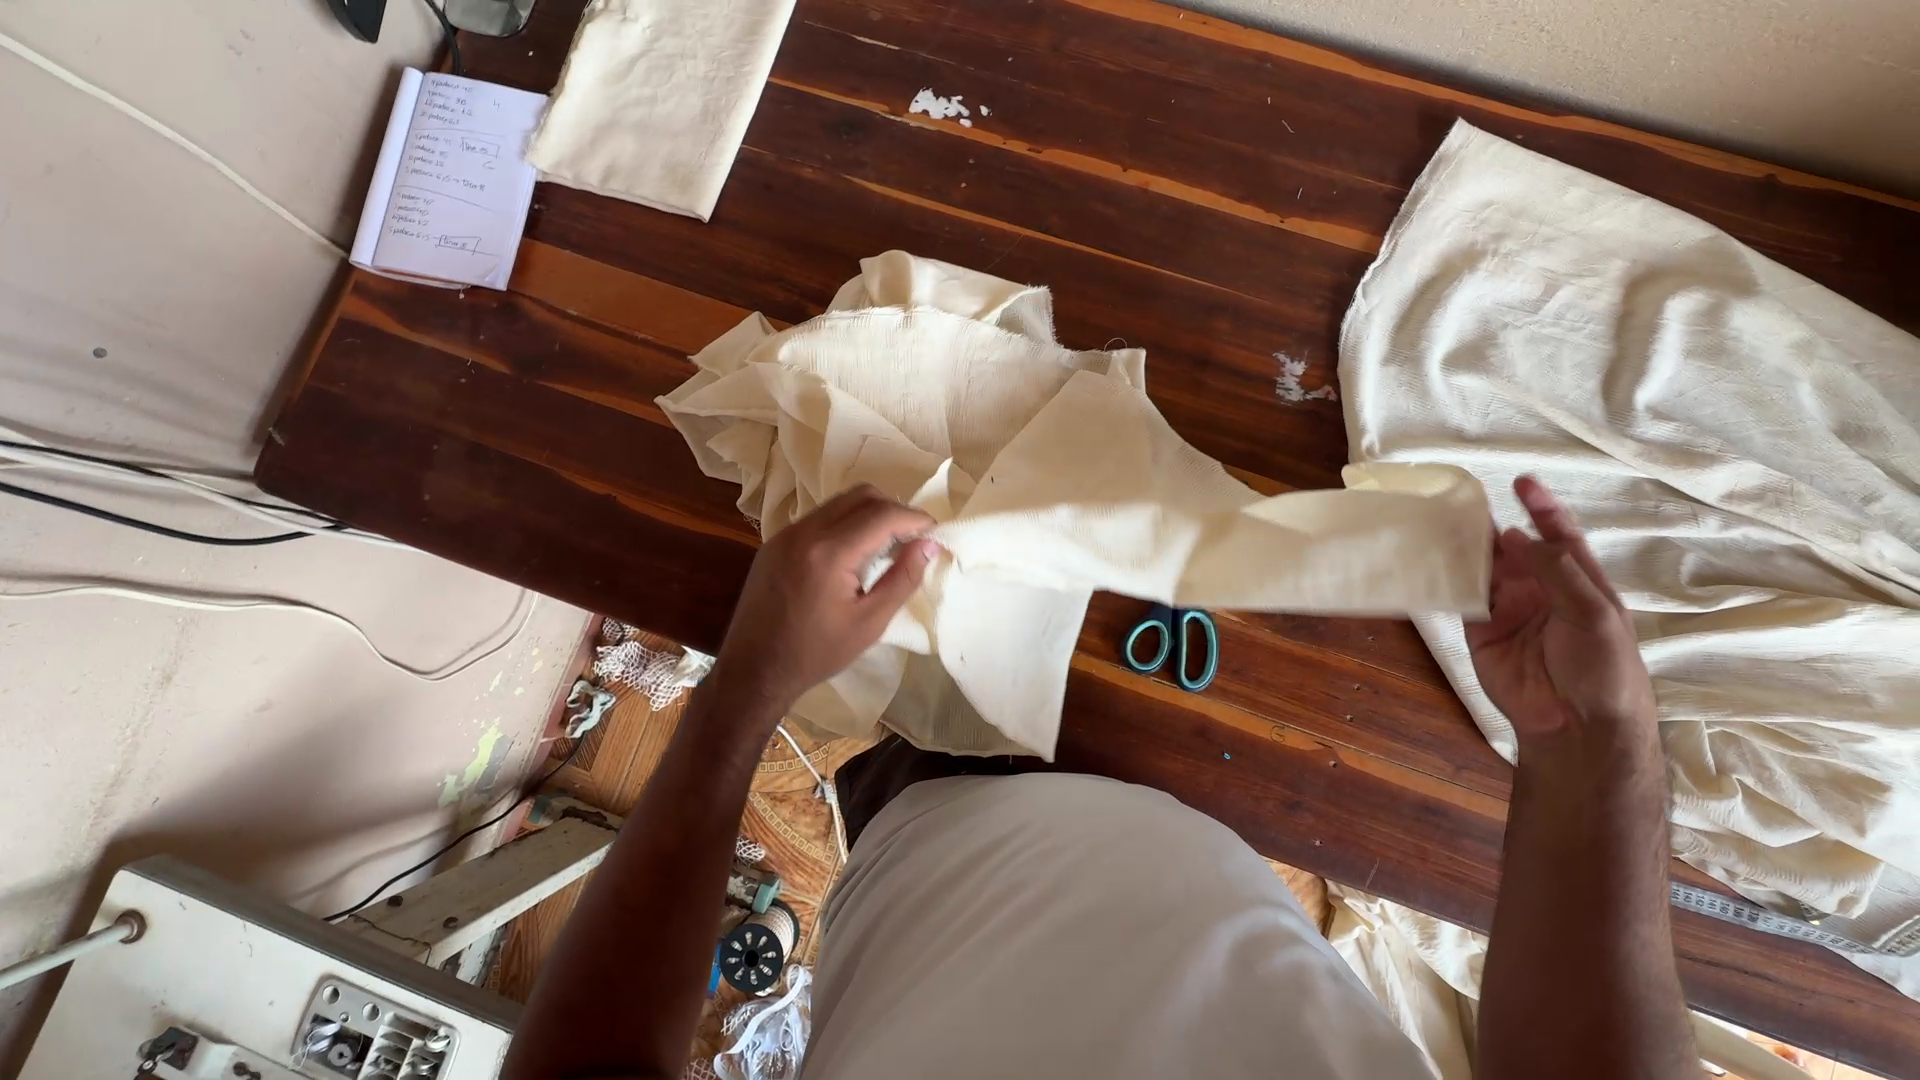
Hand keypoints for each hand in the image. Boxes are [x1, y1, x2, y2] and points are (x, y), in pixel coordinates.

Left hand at [714, 485, 938, 712]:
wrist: (754, 669)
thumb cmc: (816, 653)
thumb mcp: (870, 622)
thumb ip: (902, 578)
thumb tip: (929, 545)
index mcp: (829, 553)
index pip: (882, 514)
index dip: (914, 518)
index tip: (933, 532)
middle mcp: (805, 532)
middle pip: (861, 495)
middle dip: (893, 509)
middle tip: (912, 536)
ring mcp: (785, 534)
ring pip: (838, 502)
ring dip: (868, 513)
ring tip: (886, 543)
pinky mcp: (775, 542)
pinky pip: (818, 517)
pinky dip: (844, 523)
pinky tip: (853, 553)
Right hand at [1464, 477, 1656, 754]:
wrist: (1575, 723)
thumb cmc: (1602, 667)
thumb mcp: (1593, 614)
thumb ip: (1557, 572)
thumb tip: (1515, 535)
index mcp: (1577, 583)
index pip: (1559, 537)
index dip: (1542, 509)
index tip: (1522, 482)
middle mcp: (1540, 591)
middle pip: (1512, 549)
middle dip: (1490, 524)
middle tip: (1461, 500)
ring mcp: (1507, 610)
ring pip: (1482, 570)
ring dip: (1463, 549)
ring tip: (1438, 523)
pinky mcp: (1479, 630)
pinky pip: (1460, 599)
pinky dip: (1444, 580)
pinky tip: (1429, 562)